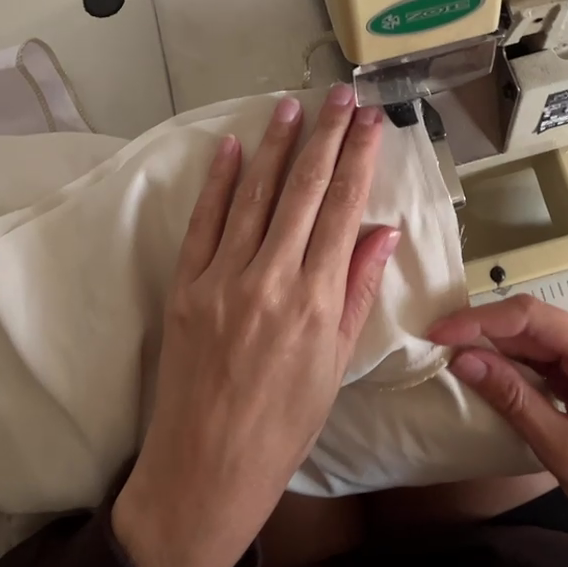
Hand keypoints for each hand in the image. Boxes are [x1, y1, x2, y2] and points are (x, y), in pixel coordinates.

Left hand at [113, 86, 398, 566]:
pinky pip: (205, 222)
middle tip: (339, 96)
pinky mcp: (186, 286)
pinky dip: (220, 182)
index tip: (371, 122)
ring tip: (291, 107)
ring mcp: (222, 279)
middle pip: (304, 190)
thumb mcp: (336, 365)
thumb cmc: (283, 425)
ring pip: (256, 195)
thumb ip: (358, 291)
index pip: (345, 209)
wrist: (205, 470)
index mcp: (317, 301)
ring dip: (276, 146)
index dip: (359, 159)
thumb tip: (382, 231)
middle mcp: (272, 279)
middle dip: (325, 136)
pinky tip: (234, 148)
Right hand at [429, 296, 567, 566]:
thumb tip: (462, 359)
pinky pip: (548, 358)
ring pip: (536, 340)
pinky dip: (516, 366)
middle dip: (483, 333)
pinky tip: (485, 371)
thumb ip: (514, 399)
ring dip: (496, 349)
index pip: (533, 318)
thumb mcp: (566, 452)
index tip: (436, 331)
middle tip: (432, 345)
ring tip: (448, 355)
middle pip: (533, 325)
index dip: (480, 321)